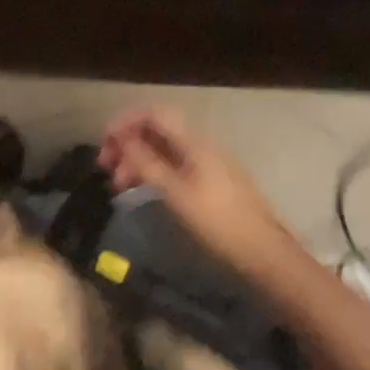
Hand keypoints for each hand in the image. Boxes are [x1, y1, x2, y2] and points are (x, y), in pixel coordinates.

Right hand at [99, 108, 300, 279]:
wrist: (265, 255)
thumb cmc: (219, 222)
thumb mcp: (176, 193)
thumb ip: (147, 163)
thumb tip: (121, 139)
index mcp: (194, 143)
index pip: (154, 114)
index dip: (126, 121)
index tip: (105, 141)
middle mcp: (200, 146)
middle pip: (156, 131)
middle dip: (126, 143)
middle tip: (105, 166)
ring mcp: (205, 164)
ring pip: (161, 150)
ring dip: (136, 160)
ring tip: (118, 185)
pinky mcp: (208, 182)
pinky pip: (172, 165)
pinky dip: (151, 172)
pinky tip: (140, 190)